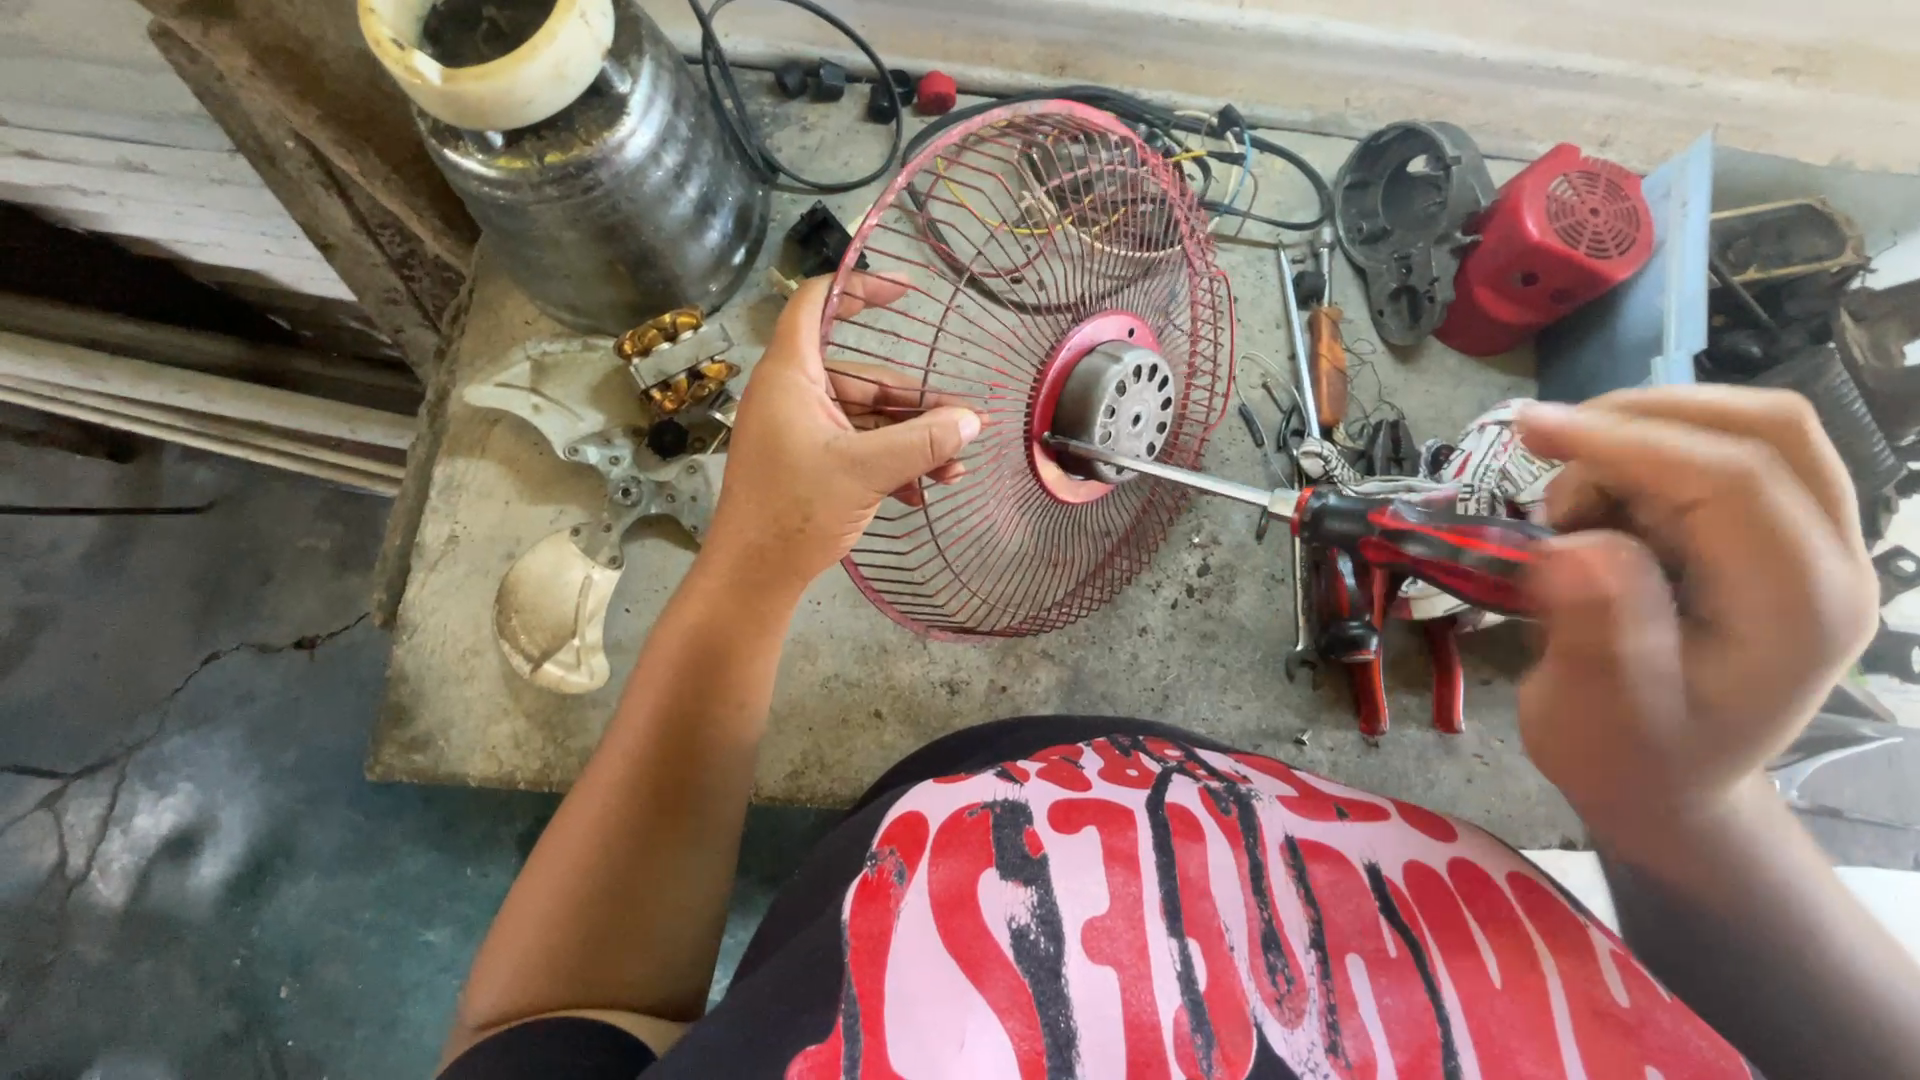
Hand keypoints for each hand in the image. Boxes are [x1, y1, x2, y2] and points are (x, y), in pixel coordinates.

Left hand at [700, 275, 982, 597]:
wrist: (753, 576)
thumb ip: (923, 442)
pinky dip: (890, 465)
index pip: (818, 305)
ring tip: (954, 470)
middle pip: (863, 378)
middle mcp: (795, 396)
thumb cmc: (796, 511)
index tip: (906, 291)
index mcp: (792, 376)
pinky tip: (924, 490)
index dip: (859, 287)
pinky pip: (857, 450)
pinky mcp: (809, 465)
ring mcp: (801, 433)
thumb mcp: (866, 471)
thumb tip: (974, 421)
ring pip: (867, 421)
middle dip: (916, 405)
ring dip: (911, 444)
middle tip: (965, 426)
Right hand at [1514, 388, 1877, 853]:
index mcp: (1796, 609)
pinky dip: (1643, 458)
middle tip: (1547, 447)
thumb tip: (1576, 548)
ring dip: (1637, 440)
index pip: (1733, 478)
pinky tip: (1596, 511)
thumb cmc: (1625, 757)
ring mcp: (1808, 548)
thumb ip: (1597, 635)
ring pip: (1746, 432)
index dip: (1628, 440)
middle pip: (1768, 430)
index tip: (1530, 431)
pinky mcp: (1772, 541)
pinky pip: (1721, 457)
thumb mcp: (1596, 715)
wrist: (1667, 786)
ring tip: (1569, 508)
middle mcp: (1828, 564)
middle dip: (1643, 417)